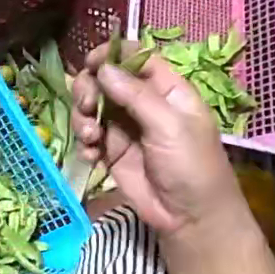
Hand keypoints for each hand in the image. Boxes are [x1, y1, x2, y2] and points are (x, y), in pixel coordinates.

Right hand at [72, 44, 243, 241]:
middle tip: (86, 106)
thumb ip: (135, 95)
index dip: (112, 56)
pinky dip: (83, 142)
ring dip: (82, 117)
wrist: (188, 218)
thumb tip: (102, 68)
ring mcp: (124, 126)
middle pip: (104, 79)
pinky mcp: (109, 149)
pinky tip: (91, 156)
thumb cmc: (191, 167)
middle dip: (89, 89)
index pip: (136, 58)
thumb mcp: (169, 126)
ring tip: (90, 137)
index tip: (91, 63)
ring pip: (90, 105)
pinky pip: (86, 134)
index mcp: (167, 90)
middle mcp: (142, 103)